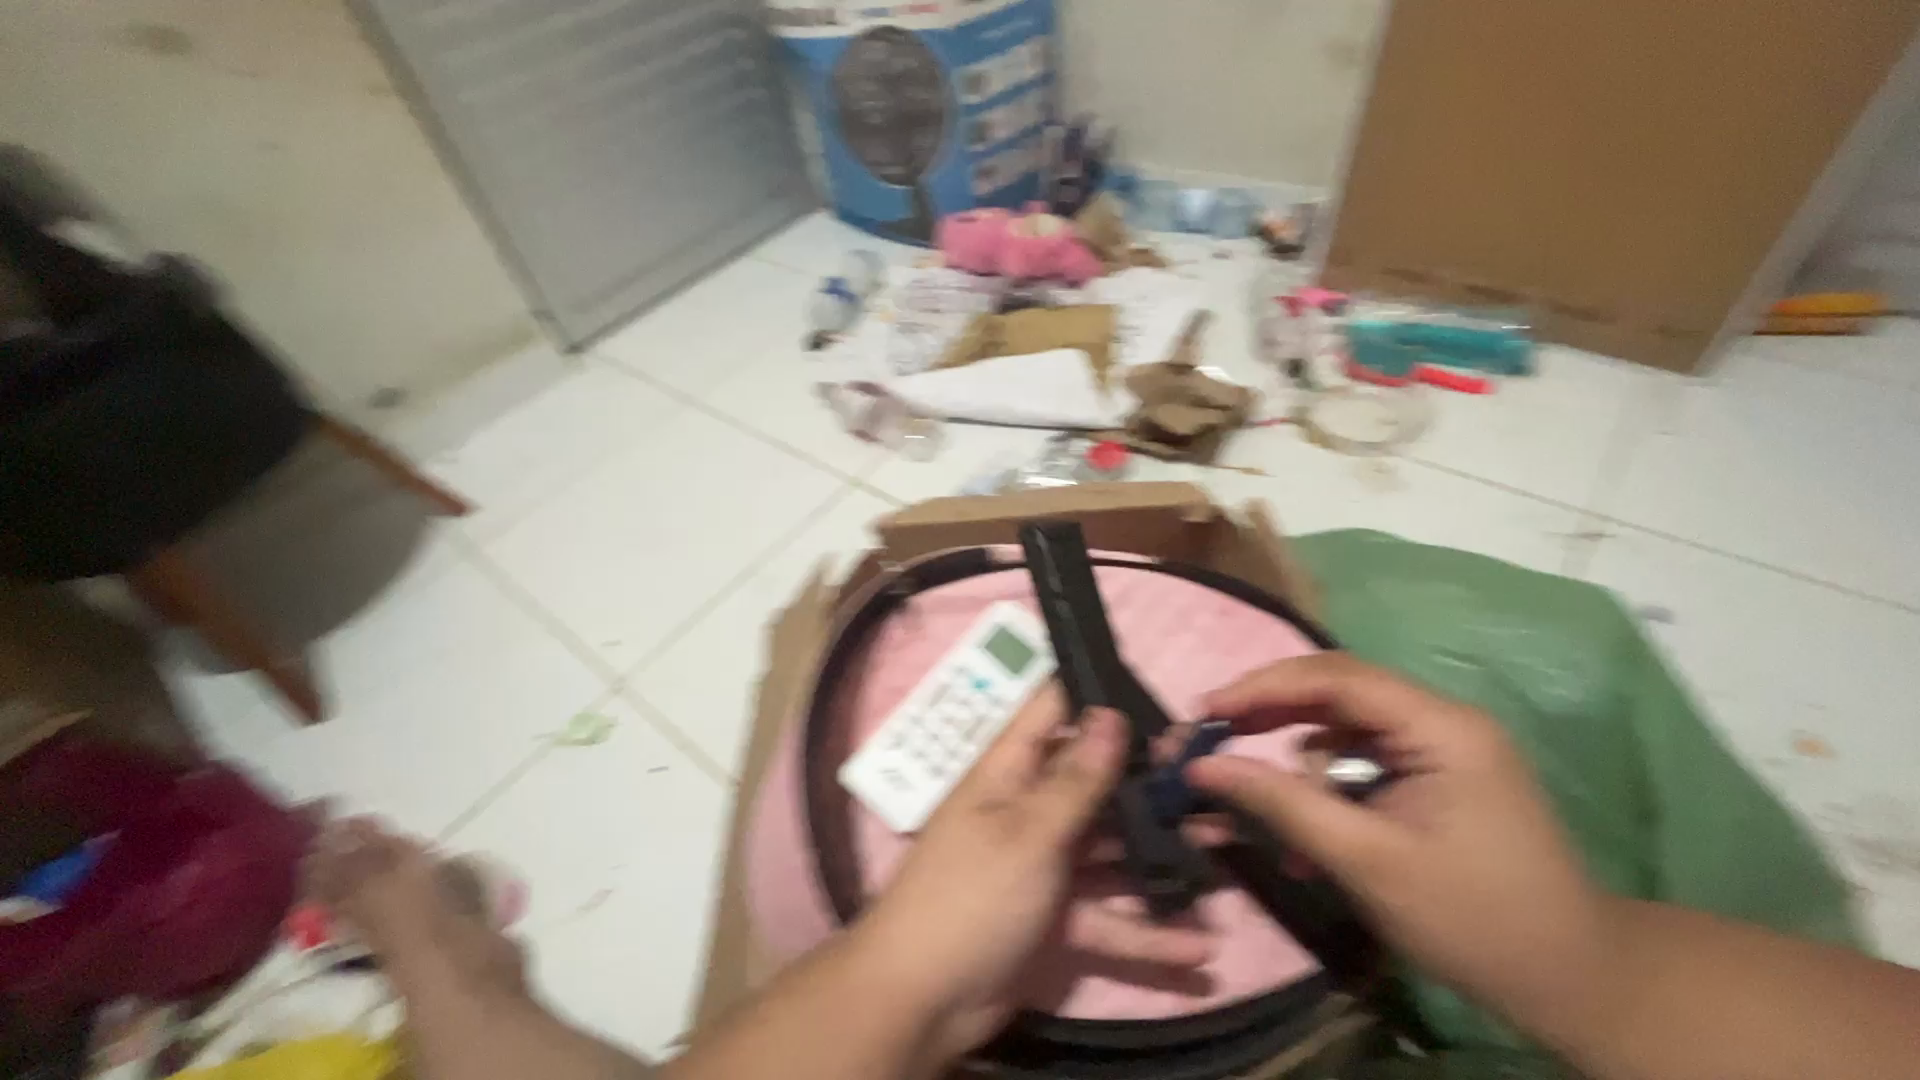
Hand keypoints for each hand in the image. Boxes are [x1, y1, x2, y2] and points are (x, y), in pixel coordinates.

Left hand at [851, 685, 1212, 1061]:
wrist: (922, 1000)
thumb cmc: (972, 896)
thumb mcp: (1027, 832)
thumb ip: (1075, 779)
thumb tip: (1109, 712)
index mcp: (1008, 774)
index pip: (1051, 715)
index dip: (1097, 699)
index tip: (1154, 695)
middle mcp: (1028, 810)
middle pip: (1095, 783)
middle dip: (1147, 779)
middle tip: (1210, 773)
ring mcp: (1043, 866)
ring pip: (1110, 849)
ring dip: (1161, 850)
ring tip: (1226, 842)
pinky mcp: (1055, 918)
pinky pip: (1108, 918)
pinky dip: (1148, 934)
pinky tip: (1202, 949)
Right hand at [1184, 654, 1612, 1034]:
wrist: (1573, 983)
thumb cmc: (1474, 920)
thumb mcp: (1365, 861)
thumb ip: (1281, 804)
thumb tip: (1202, 766)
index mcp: (1441, 728)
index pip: (1336, 678)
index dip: (1263, 687)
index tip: (1207, 712)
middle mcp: (1439, 722)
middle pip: (1334, 694)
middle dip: (1268, 716)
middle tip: (1210, 740)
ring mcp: (1437, 750)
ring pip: (1339, 732)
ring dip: (1294, 768)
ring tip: (1253, 809)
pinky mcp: (1430, 779)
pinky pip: (1356, 766)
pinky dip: (1321, 794)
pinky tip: (1300, 843)